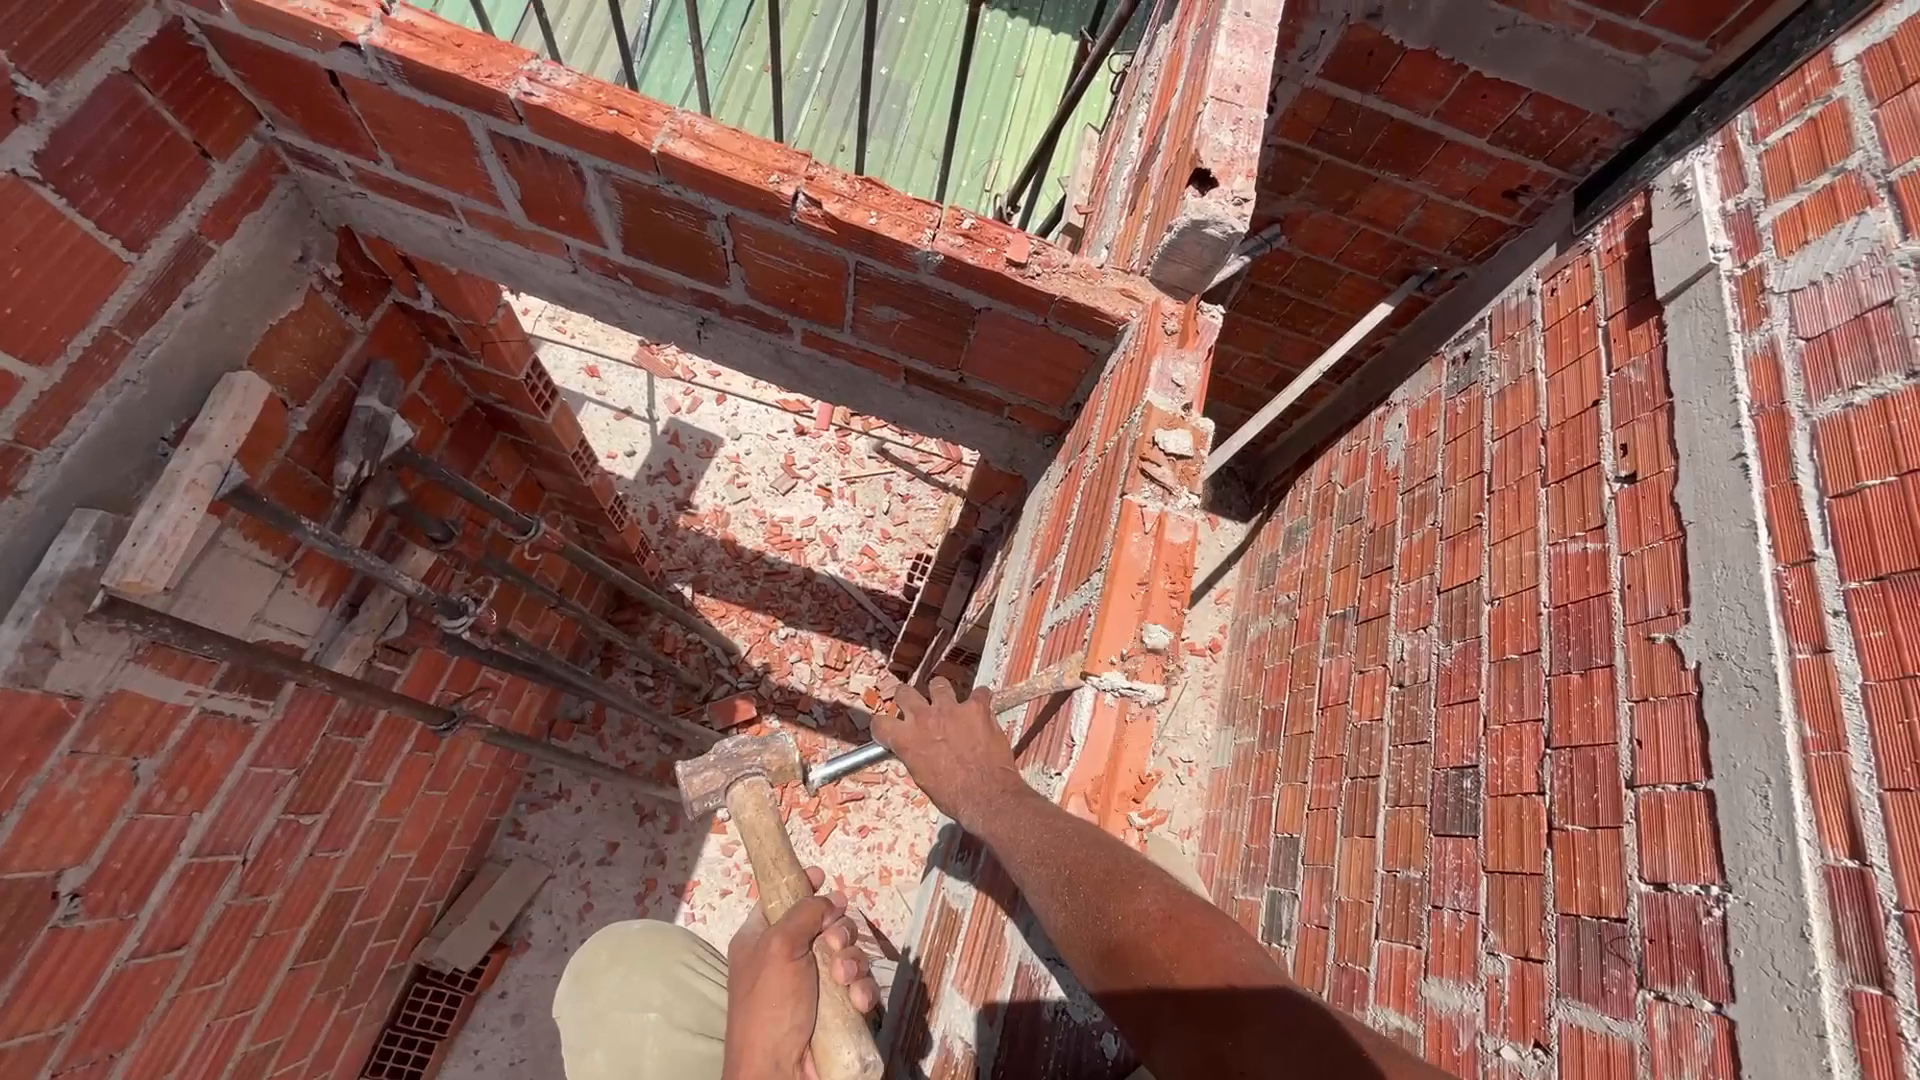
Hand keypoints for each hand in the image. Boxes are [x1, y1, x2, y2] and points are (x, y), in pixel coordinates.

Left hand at [722, 867, 878, 1079]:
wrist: (779, 1076)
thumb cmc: (768, 1008)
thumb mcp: (779, 947)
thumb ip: (805, 912)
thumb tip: (829, 899)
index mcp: (761, 940)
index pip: (780, 899)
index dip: (800, 886)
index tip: (820, 876)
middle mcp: (787, 958)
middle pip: (824, 923)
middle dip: (839, 930)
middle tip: (835, 943)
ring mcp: (813, 985)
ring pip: (847, 952)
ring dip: (852, 962)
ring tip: (844, 979)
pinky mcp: (836, 1010)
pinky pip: (859, 985)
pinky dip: (862, 990)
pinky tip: (856, 1002)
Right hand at [872, 677, 1031, 829]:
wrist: (986, 796)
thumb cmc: (955, 796)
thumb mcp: (922, 778)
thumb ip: (915, 754)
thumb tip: (915, 749)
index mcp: (906, 740)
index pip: (880, 723)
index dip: (884, 726)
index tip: (890, 728)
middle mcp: (924, 718)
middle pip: (904, 692)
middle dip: (909, 698)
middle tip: (917, 707)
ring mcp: (950, 709)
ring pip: (938, 684)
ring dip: (942, 693)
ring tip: (950, 704)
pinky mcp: (976, 707)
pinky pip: (979, 693)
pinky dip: (979, 699)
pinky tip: (981, 708)